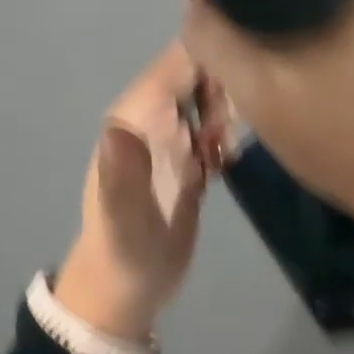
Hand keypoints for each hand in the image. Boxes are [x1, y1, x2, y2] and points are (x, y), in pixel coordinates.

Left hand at [55, 41, 231, 338]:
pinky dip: (227, 136)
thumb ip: (122, 175)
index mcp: (133, 117)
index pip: (177, 60)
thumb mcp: (123, 220)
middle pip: (200, 69)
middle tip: (227, 137)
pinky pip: (215, 125)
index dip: (213, 62)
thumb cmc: (123, 254)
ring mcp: (171, 137)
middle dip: (227, 89)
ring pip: (211, 94)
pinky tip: (223, 167)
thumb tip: (117, 128)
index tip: (236, 96)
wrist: (124, 293)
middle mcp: (151, 117)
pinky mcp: (189, 158)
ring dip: (229, 114)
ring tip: (222, 155)